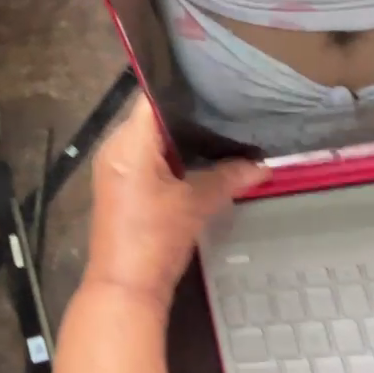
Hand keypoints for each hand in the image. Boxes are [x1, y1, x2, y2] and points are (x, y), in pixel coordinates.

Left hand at [84, 96, 268, 309]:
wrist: (125, 288)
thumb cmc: (155, 239)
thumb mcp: (196, 205)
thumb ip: (228, 178)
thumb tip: (261, 165)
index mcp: (128, 141)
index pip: (153, 98)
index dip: (181, 89)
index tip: (211, 84)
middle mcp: (114, 145)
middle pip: (150, 117)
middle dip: (185, 116)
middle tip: (221, 109)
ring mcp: (112, 165)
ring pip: (147, 138)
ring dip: (175, 139)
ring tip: (214, 132)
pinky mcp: (117, 183)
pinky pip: (141, 156)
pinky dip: (164, 156)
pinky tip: (193, 162)